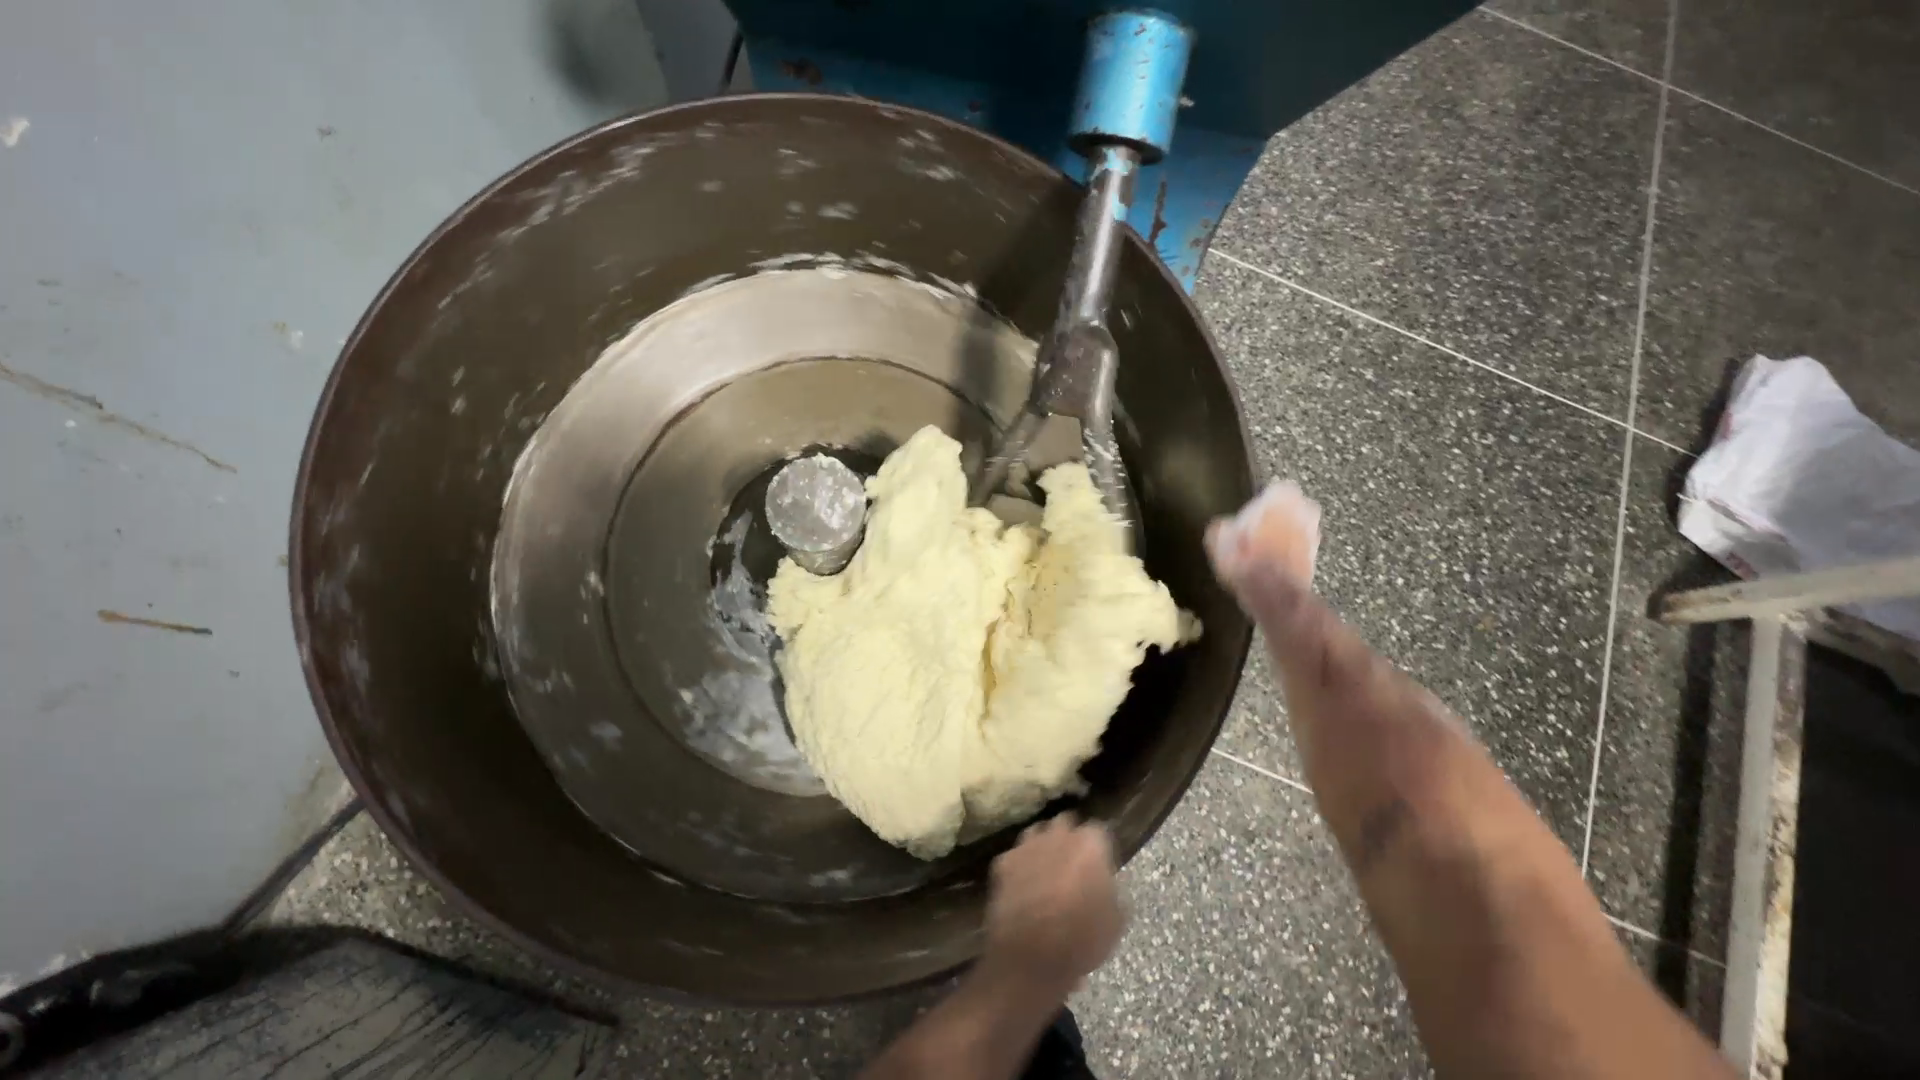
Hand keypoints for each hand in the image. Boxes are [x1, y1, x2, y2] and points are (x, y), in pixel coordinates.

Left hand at [981, 815, 1124, 994]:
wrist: (1030, 959)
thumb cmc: (1081, 940)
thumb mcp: (1116, 921)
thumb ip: (1113, 890)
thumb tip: (1106, 882)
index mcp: (1090, 844)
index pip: (1099, 831)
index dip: (1100, 849)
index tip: (1101, 867)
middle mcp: (1058, 835)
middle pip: (1066, 824)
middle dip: (1070, 838)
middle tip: (1074, 865)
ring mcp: (1026, 846)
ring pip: (1037, 834)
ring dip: (1044, 846)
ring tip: (1047, 872)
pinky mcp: (1002, 862)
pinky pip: (1016, 856)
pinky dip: (1021, 866)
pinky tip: (1023, 886)